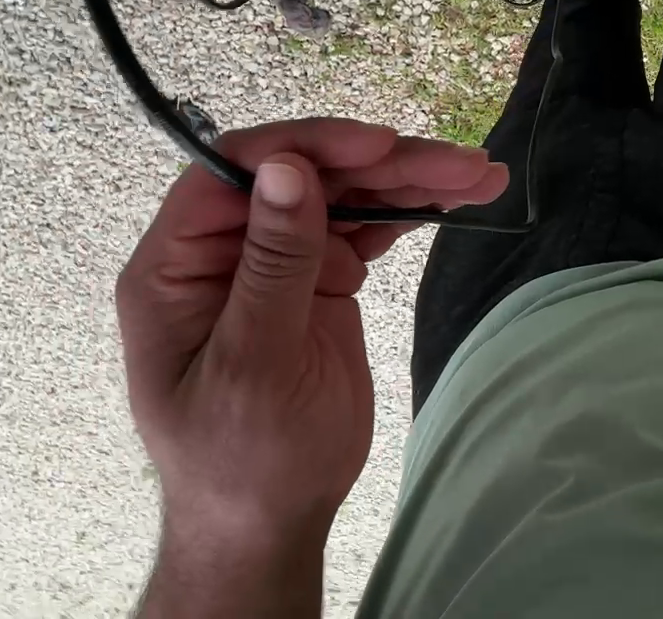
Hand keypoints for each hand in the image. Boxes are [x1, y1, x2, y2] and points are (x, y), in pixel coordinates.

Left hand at [116, 119, 508, 610]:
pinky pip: (372, 227)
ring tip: (481, 175)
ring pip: (351, 194)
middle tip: (465, 164)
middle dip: (389, 165)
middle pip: (312, 175)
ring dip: (417, 181)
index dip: (310, 146)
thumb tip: (286, 168)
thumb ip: (273, 263)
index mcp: (181, 261)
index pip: (237, 171)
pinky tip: (459, 199)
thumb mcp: (255, 363)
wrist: (274, 516)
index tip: (380, 146)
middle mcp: (231, 245)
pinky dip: (416, 212)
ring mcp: (283, 256)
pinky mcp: (327, 274)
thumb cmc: (243, 456)